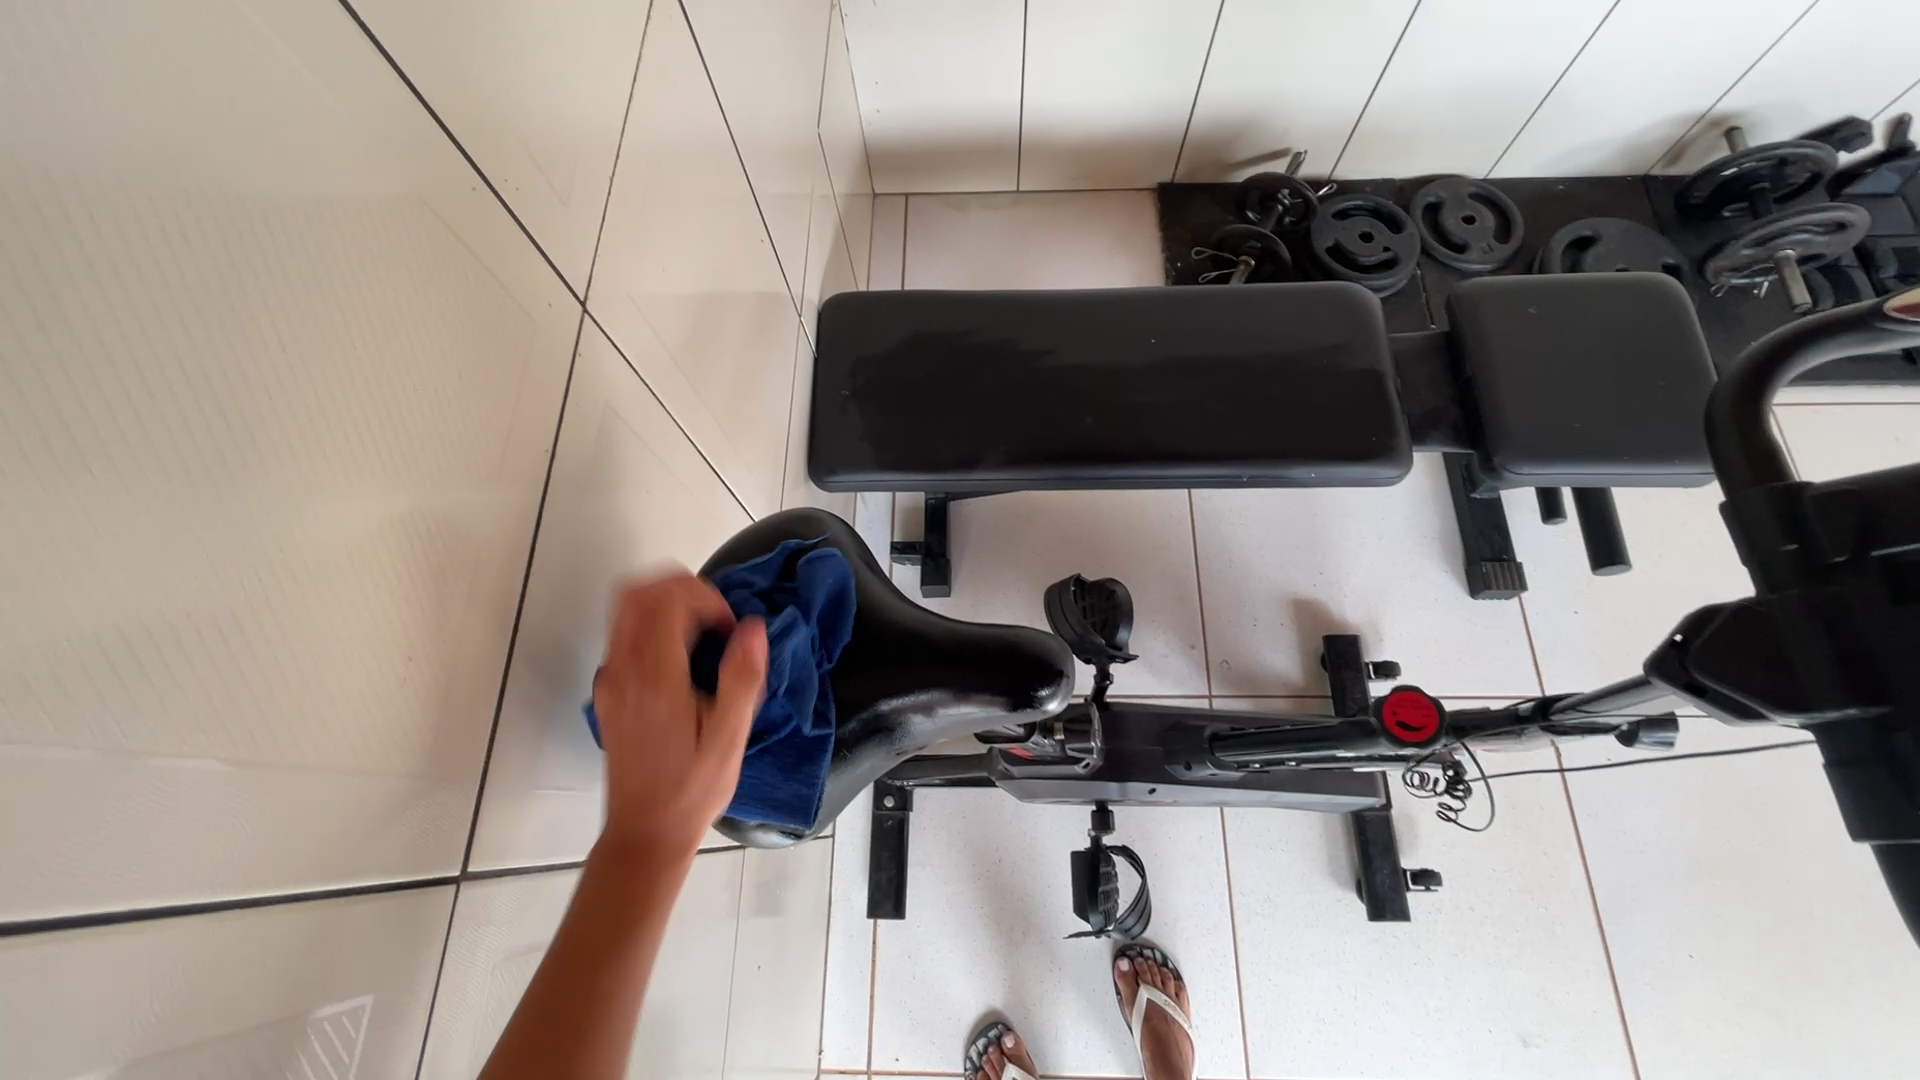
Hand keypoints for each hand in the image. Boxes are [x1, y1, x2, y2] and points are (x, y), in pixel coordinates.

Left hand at [592, 572, 768, 858]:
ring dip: (664, 601)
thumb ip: (742, 677)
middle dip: (682, 587)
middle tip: (717, 615)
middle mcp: (624, 669)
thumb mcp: (730, 737)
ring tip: (703, 627)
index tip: (732, 627)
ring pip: (624, 608)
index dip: (705, 597)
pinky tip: (683, 653)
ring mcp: (611, 679)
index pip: (667, 600)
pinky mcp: (609, 691)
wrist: (646, 832)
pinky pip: (623, 633)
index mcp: (655, 676)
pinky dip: (652, 622)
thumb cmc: (693, 788)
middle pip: (638, 592)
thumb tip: (754, 627)